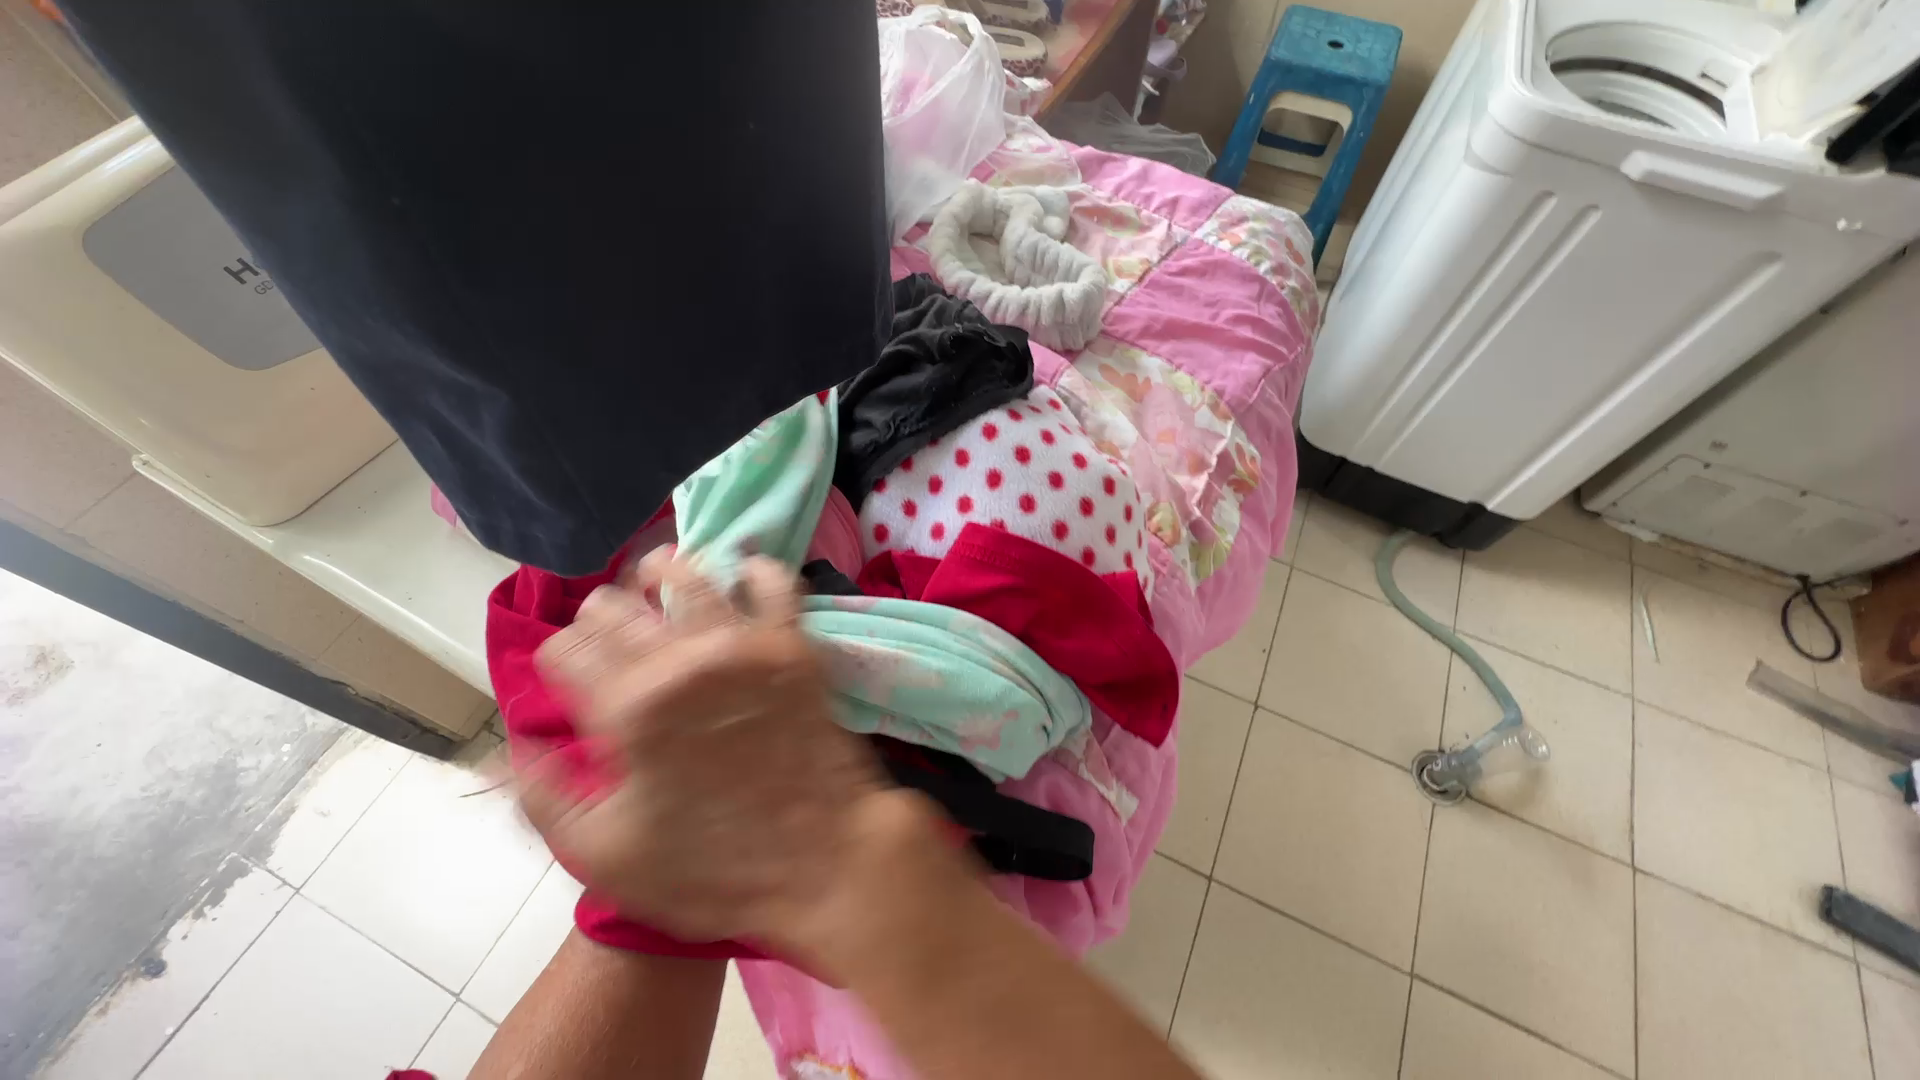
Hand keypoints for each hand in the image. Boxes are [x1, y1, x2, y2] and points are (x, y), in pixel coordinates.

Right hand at [523, 547, 907, 953]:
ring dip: (662, 575)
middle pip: (617, 607)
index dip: (558, 655)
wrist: (824, 862)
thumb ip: (545, 797)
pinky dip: (753, 571)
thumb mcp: (604, 856)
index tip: (567, 669)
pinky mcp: (794, 645)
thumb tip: (510, 746)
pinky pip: (774, 582)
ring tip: (657, 581)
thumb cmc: (714, 872)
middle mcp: (679, 663)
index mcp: (624, 711)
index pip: (565, 648)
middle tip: (611, 633)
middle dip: (601, 616)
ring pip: (686, 578)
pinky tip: (741, 576)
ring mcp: (742, 647)